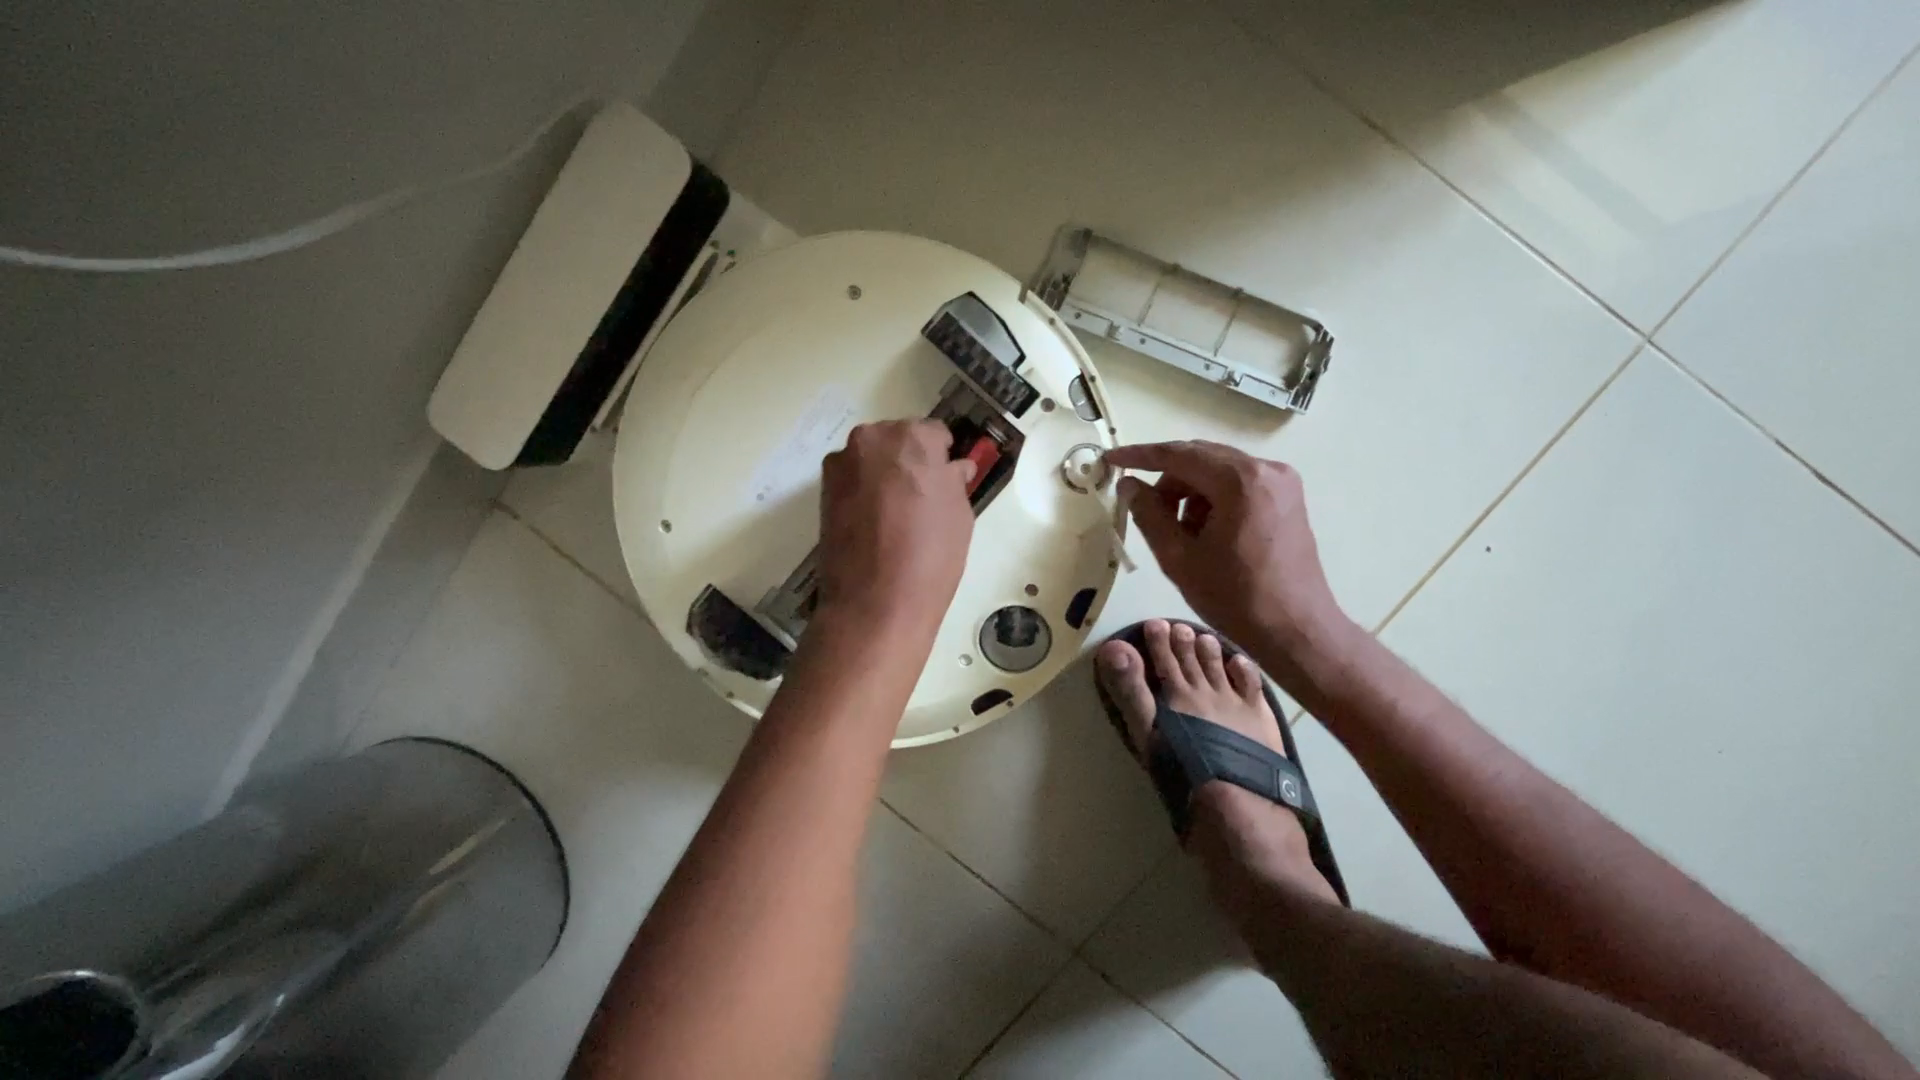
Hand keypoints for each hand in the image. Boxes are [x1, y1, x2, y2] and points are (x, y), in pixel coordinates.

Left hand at [816, 420, 977, 631]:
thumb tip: (952, 470)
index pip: (935, 434)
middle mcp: (871, 440)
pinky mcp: (823, 492)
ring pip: (871, 459)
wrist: (874, 603)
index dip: (943, 458)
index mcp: (912, 437)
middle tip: (921, 499)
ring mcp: (842, 465)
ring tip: (896, 516)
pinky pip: (852, 482)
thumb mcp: (959, 516)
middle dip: (909, 461)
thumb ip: (953, 481)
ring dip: (884, 476)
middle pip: (897, 441)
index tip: (946, 481)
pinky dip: (863, 494)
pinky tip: (875, 525)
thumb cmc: (930, 556)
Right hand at [1106, 440, 1353, 660]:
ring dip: (1191, 491)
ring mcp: (1281, 481)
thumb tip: (1129, 485)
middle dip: (1167, 479)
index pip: (1178, 455)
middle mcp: (1265, 469)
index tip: (1111, 459)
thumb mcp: (1179, 557)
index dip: (1140, 456)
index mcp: (1239, 480)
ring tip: (1181, 532)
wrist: (1295, 629)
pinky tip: (1207, 532)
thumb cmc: (1235, 597)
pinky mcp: (1287, 497)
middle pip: (1200, 458)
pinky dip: (1215, 498)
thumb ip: (1149, 514)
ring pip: (1219, 470)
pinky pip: (1239, 483)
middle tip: (1144, 507)